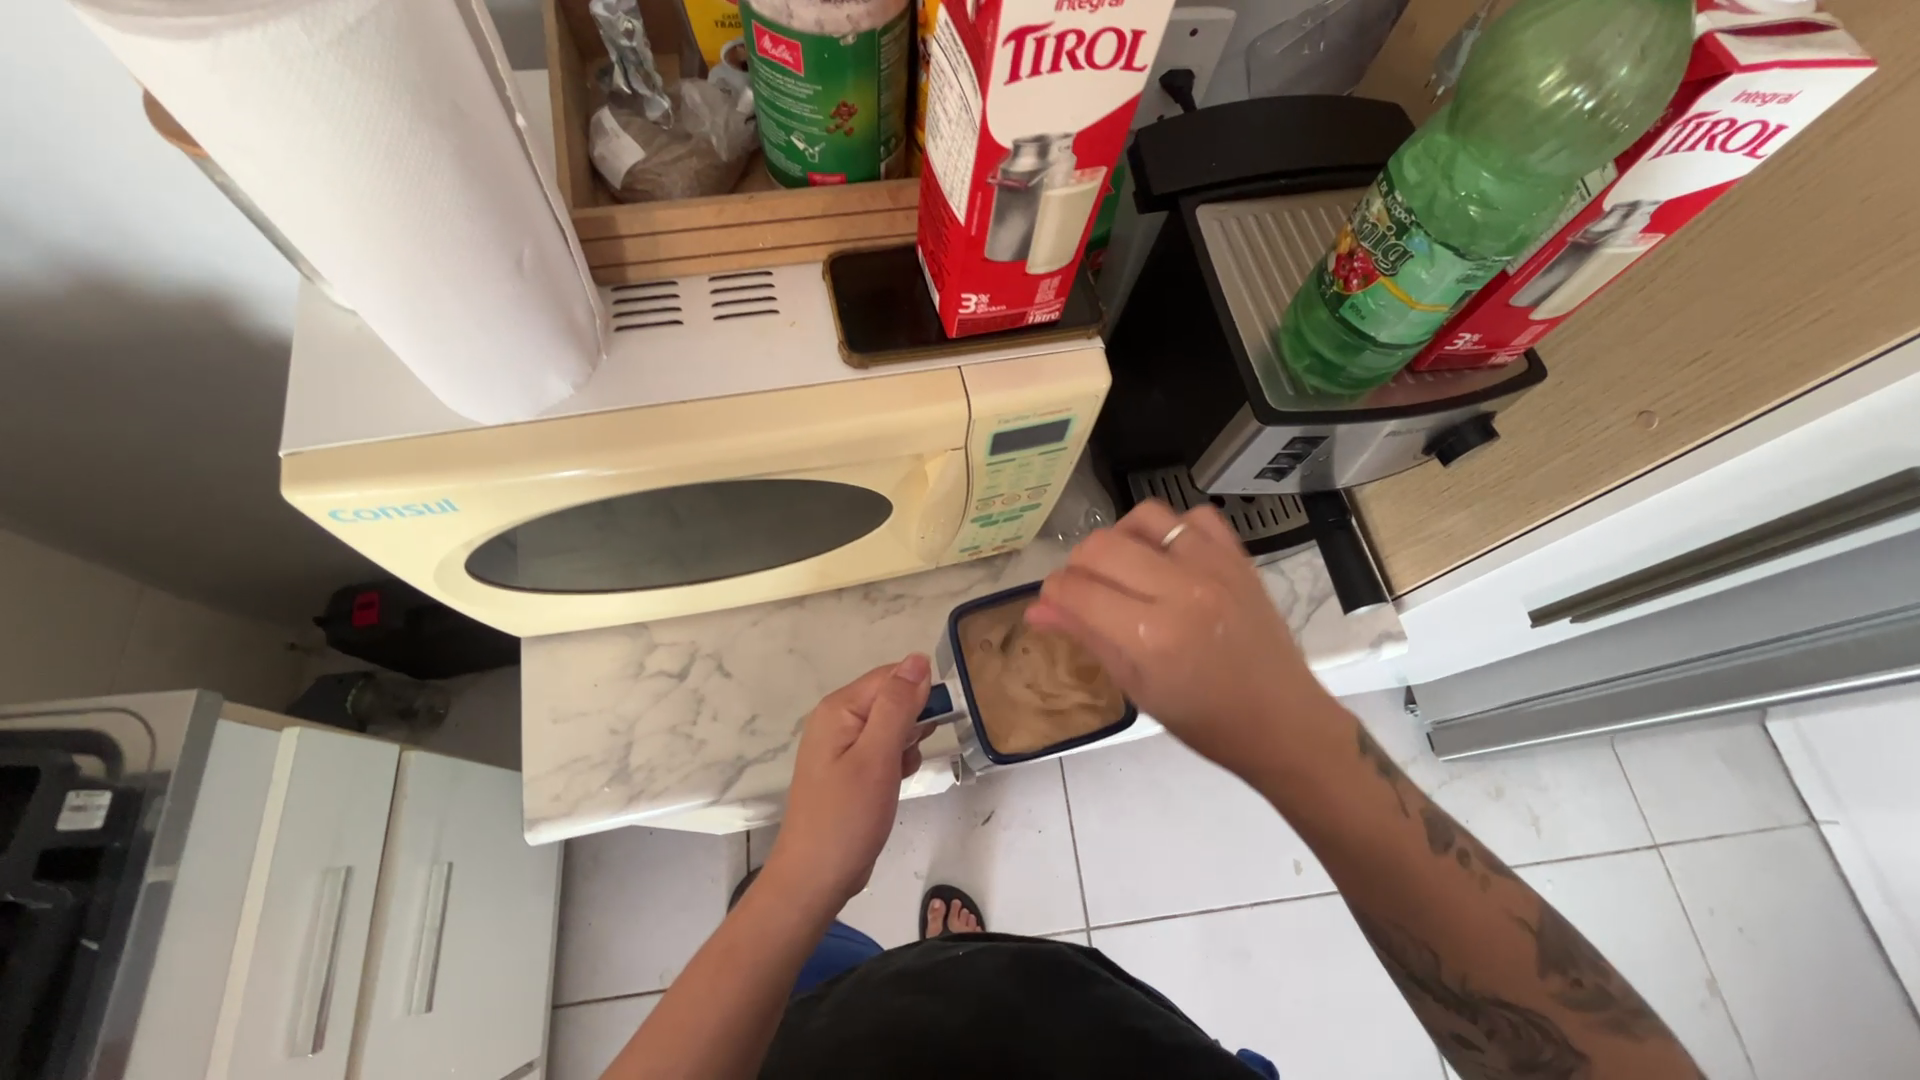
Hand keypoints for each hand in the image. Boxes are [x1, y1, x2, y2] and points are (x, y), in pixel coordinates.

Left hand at [765, 655, 932, 911]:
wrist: (816, 877)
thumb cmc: (847, 817)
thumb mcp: (877, 757)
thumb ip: (897, 705)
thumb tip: (918, 659)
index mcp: (839, 708)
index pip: (891, 676)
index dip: (918, 695)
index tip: (932, 727)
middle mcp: (836, 719)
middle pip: (891, 698)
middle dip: (912, 722)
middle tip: (909, 757)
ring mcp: (840, 745)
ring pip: (891, 724)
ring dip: (906, 744)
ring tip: (900, 773)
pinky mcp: (849, 768)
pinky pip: (883, 748)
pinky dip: (896, 761)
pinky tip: (896, 782)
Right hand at [1025, 500, 1342, 778]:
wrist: (1281, 721)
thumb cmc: (1203, 720)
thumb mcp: (1135, 687)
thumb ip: (1086, 637)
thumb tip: (1036, 610)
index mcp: (1150, 636)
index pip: (1076, 590)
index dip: (1053, 593)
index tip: (1055, 603)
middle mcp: (1180, 591)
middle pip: (1101, 546)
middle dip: (1078, 566)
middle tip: (1085, 591)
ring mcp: (1214, 568)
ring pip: (1143, 518)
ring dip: (1120, 538)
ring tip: (1123, 567)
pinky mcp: (1238, 558)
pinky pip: (1193, 517)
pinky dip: (1171, 530)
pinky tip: (1166, 557)